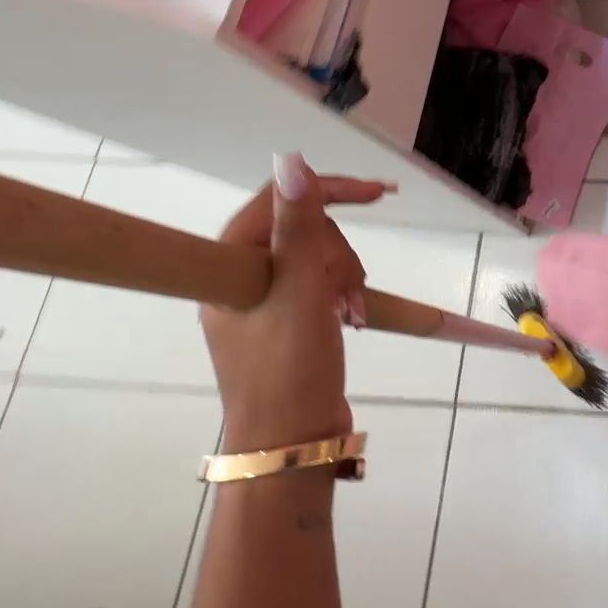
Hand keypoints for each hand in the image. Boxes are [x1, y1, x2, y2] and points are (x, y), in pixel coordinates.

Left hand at [202, 153, 390, 452]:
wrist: (292, 446)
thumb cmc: (289, 371)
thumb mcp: (299, 294)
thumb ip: (298, 228)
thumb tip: (292, 162)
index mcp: (228, 267)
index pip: (277, 202)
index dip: (328, 191)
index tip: (380, 194)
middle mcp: (239, 277)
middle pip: (304, 232)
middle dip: (339, 255)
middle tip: (353, 291)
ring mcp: (263, 299)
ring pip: (318, 257)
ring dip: (345, 278)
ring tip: (354, 313)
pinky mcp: (285, 318)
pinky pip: (320, 283)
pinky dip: (342, 294)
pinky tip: (354, 317)